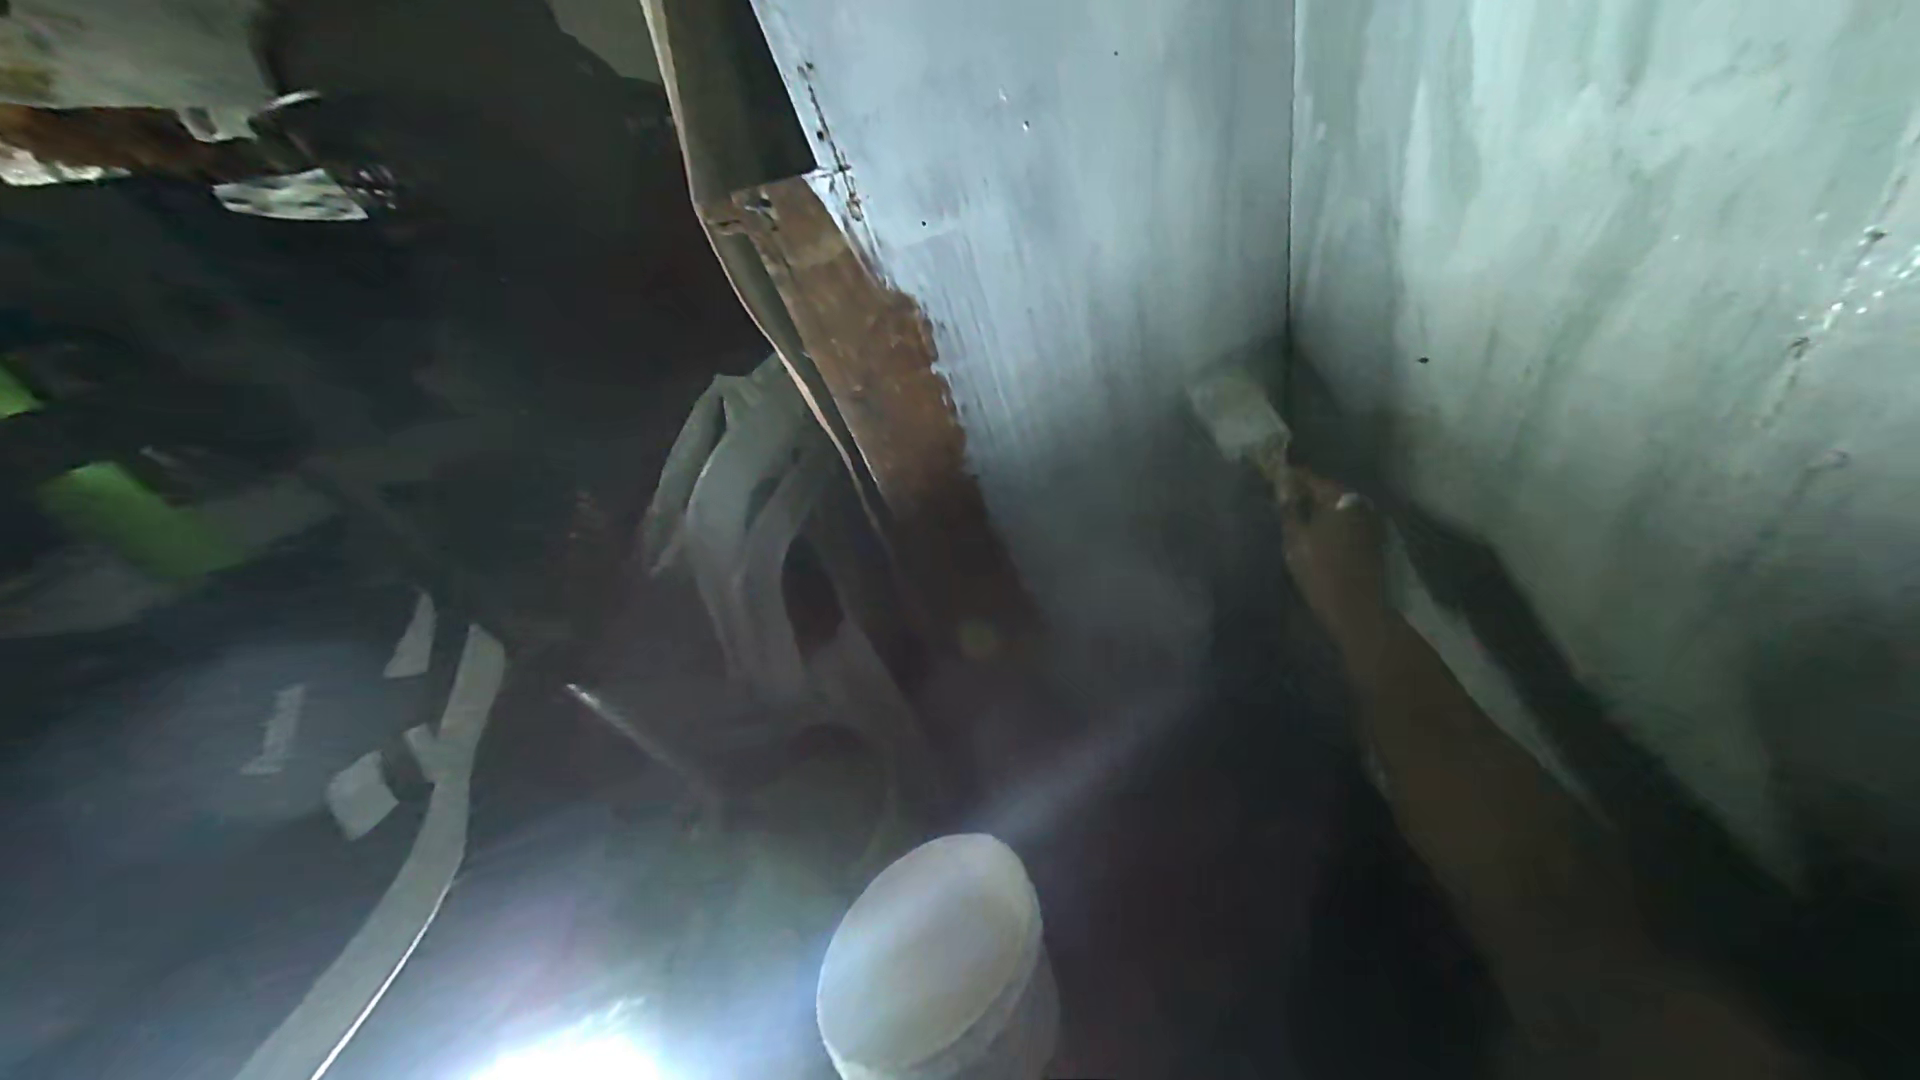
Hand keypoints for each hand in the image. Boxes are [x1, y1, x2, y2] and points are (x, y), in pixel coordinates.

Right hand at [1280, 467, 1389, 646]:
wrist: (1357, 608)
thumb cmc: (1321, 570)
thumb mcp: (1295, 538)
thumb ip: (1288, 509)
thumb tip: (1281, 487)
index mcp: (1341, 498)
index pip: (1310, 478)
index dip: (1288, 476)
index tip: (1269, 473)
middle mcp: (1361, 504)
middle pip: (1326, 491)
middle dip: (1303, 491)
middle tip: (1279, 496)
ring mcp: (1370, 522)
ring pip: (1337, 507)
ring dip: (1316, 508)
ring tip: (1292, 514)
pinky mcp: (1372, 540)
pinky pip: (1345, 521)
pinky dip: (1328, 521)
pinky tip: (1312, 531)